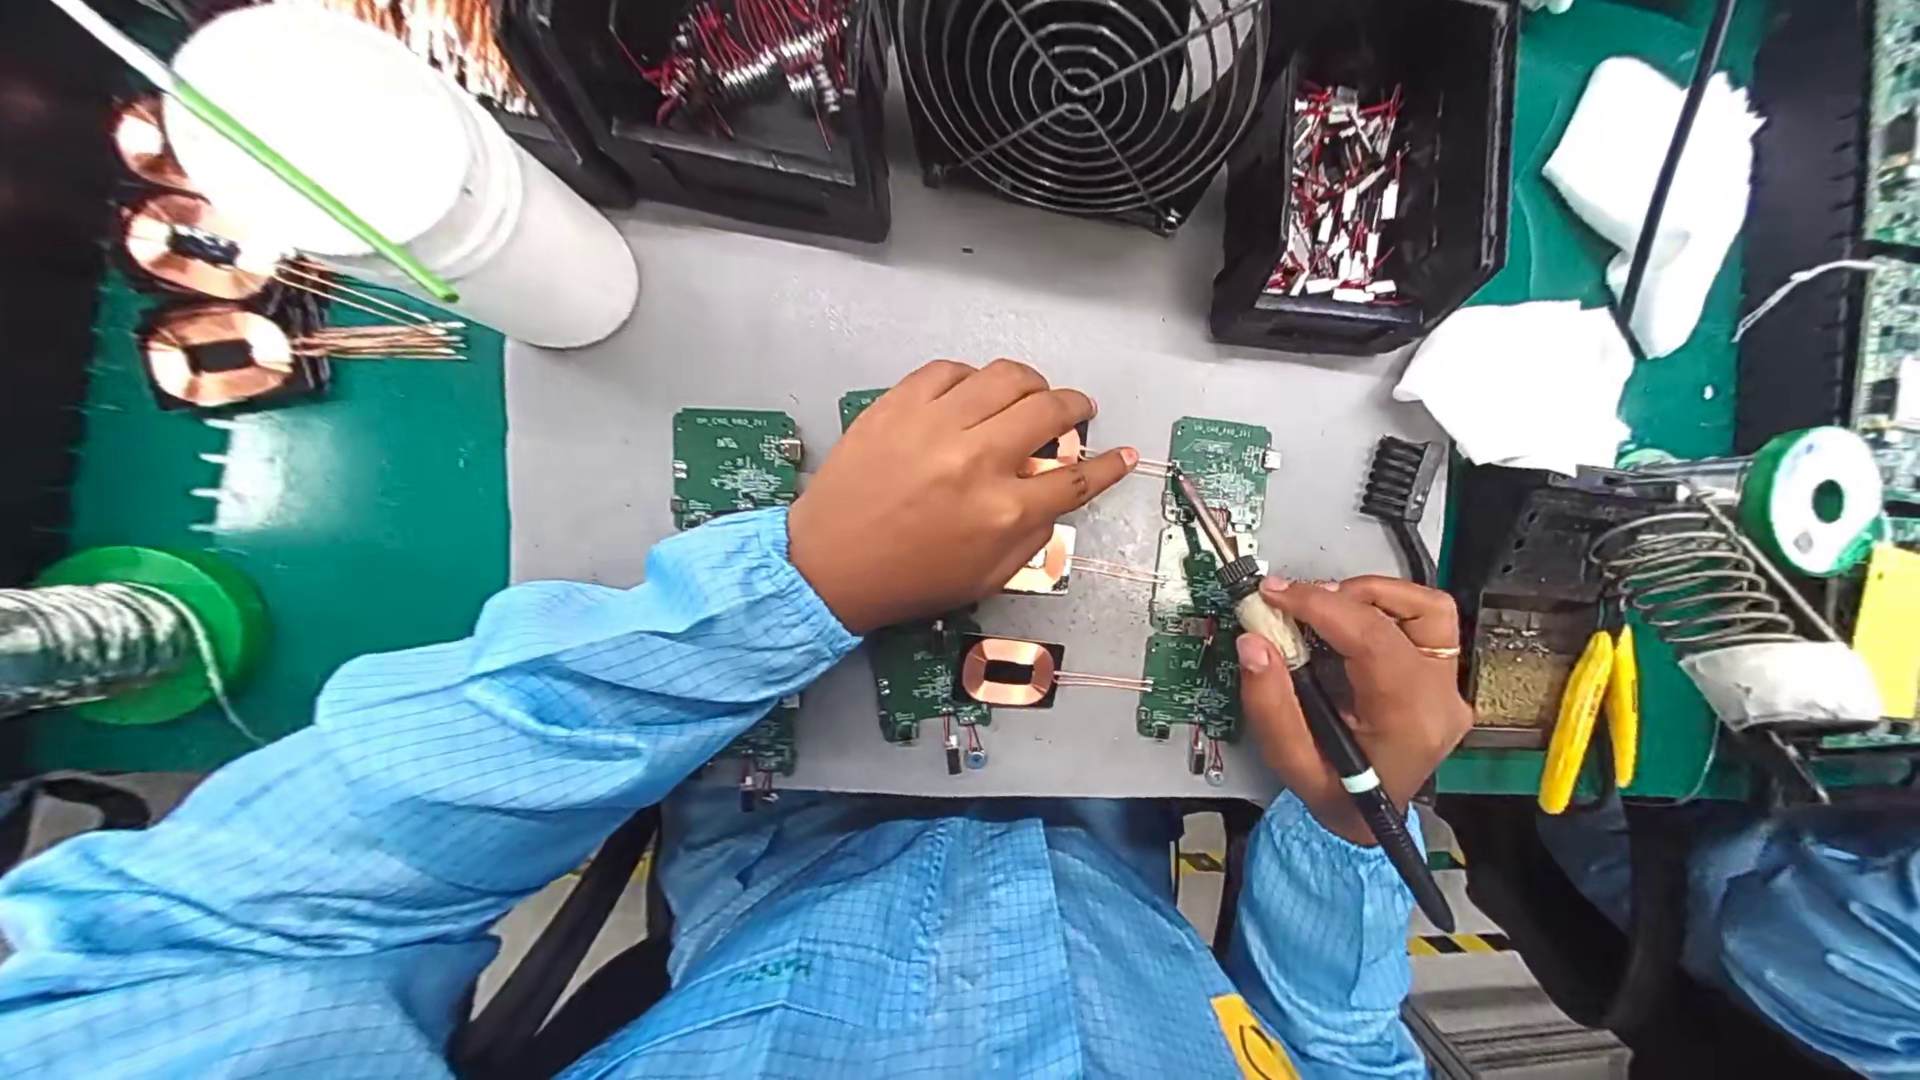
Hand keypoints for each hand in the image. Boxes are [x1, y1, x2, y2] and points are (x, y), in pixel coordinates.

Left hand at [788, 359, 1136, 632]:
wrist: (830, 565)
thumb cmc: (908, 579)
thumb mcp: (986, 576)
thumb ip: (1033, 534)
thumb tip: (1058, 493)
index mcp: (1002, 512)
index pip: (1076, 478)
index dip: (1108, 465)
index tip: (1121, 455)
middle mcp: (976, 460)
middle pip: (1048, 410)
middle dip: (1075, 406)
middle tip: (1076, 409)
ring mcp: (934, 426)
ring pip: (1005, 376)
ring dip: (1031, 382)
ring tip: (1030, 393)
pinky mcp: (897, 406)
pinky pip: (948, 370)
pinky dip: (971, 378)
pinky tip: (972, 393)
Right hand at [1237, 576, 1473, 845]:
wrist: (1368, 818)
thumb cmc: (1333, 791)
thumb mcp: (1288, 758)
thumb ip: (1269, 702)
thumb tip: (1254, 643)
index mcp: (1408, 720)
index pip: (1374, 638)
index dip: (1320, 605)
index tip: (1274, 594)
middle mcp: (1440, 698)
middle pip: (1411, 613)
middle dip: (1340, 596)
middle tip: (1292, 601)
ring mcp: (1447, 686)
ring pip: (1427, 607)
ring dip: (1368, 595)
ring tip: (1320, 605)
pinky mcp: (1439, 675)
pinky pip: (1422, 620)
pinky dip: (1379, 605)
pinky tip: (1342, 618)